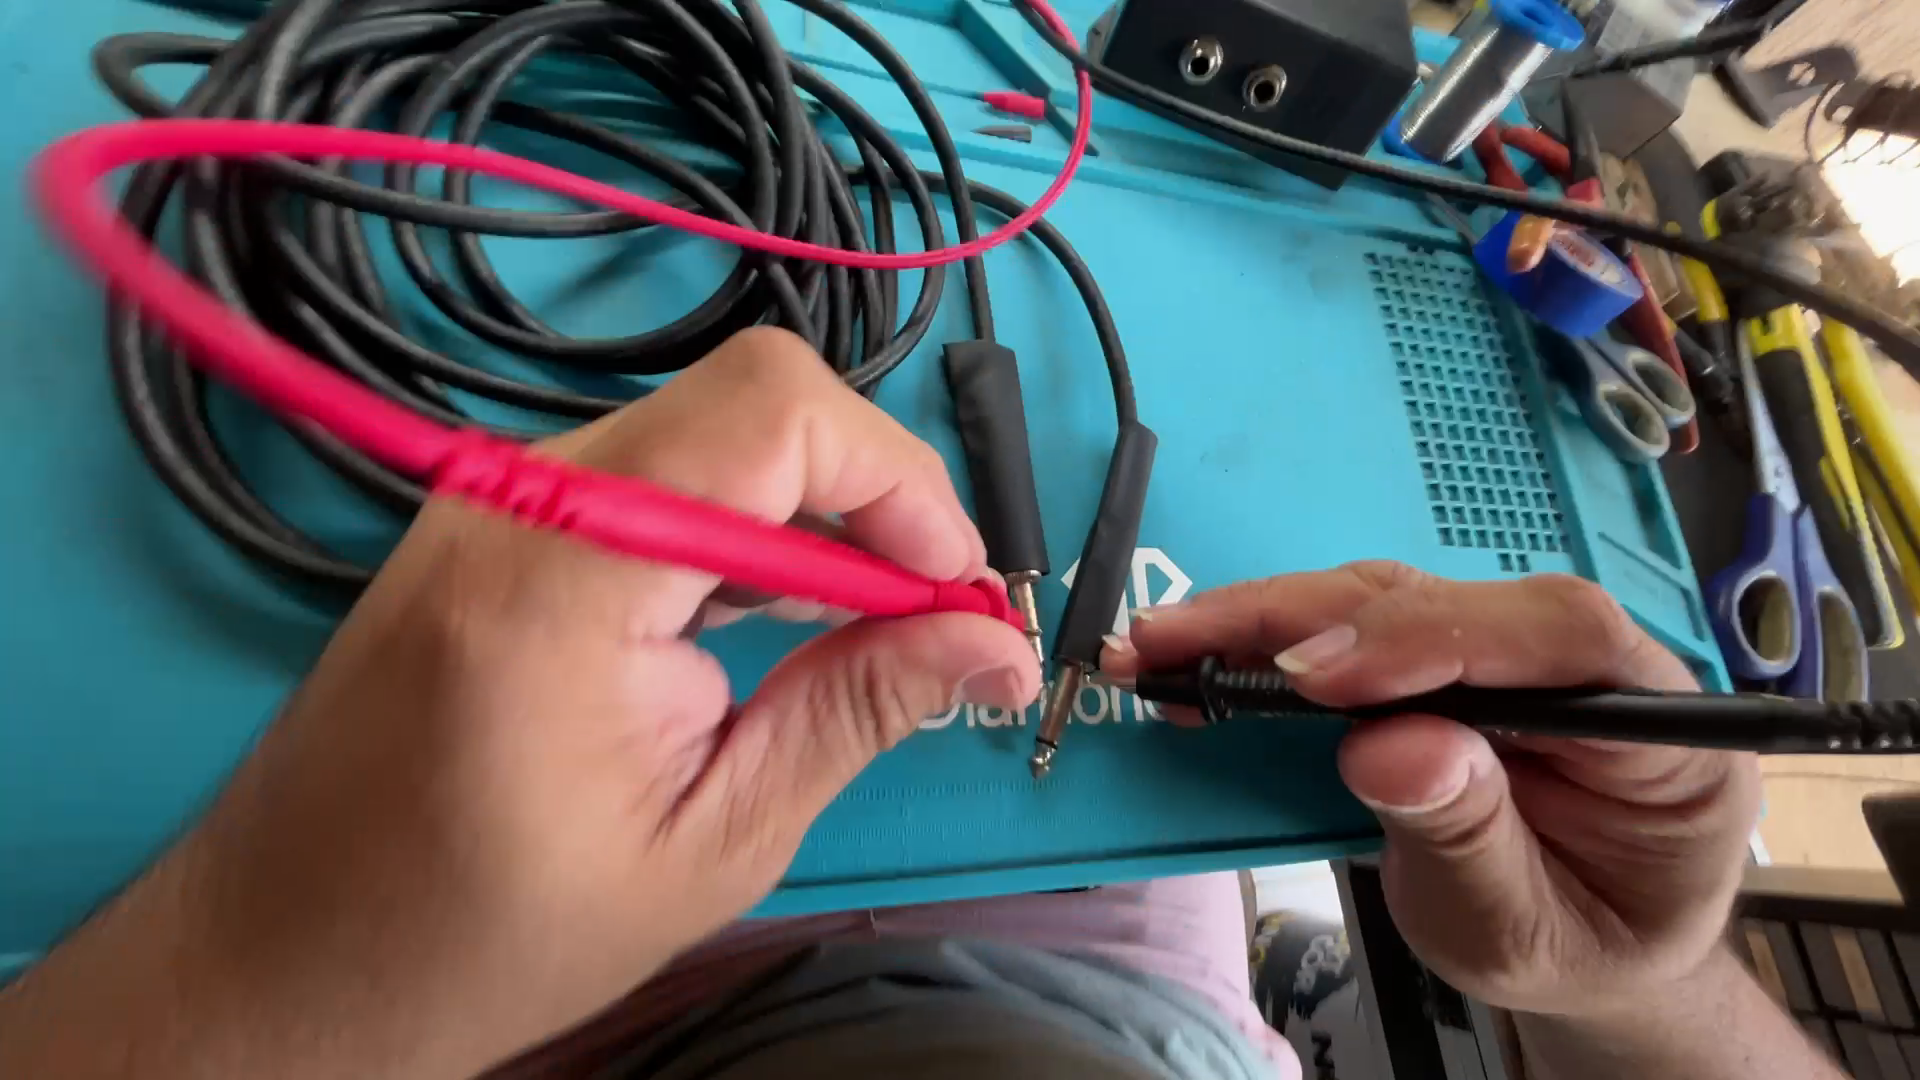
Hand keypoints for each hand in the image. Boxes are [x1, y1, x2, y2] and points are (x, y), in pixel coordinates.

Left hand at [0, 328, 1038, 1079]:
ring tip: (884, 622)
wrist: (286, 956)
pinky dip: (776, 528)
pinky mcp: (534, 512)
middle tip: (939, 612)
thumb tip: (997, 650)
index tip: (957, 585)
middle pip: (767, 403)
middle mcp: (533, 492)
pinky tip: (800, 610)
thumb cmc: (493, 931)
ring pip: (740, 431)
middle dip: (883, 496)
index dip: (897, 479)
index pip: (772, 414)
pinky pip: (694, 474)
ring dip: (837, 514)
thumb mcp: (720, 836)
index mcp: (562, 573)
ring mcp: (525, 491)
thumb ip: (863, 709)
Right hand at [1103, 562, 1760, 1019]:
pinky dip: (1252, 636)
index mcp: (1649, 724)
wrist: (1563, 936)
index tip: (1312, 677)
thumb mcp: (1520, 932)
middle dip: (1288, 615)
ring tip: (1158, 643)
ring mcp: (1477, 646)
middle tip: (1173, 642)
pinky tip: (1191, 653)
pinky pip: (1331, 624)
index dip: (1427, 634)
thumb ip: (1470, 841)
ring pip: (1363, 595)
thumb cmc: (1564, 941)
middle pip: (1425, 595)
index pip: (1557, 632)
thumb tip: (1385, 747)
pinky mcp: (1413, 652)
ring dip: (1250, 614)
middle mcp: (1559, 660)